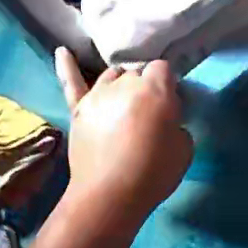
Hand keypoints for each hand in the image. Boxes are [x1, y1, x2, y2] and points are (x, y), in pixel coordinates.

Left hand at [54, 48, 192, 224]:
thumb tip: (167, 119)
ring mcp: (97, 95)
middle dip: (145, 86)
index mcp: (154, 89)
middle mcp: (124, 84)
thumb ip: (177, 124)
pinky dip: (66, 66)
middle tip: (150, 112)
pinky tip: (62, 52)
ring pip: (110, 76)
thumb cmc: (153, 173)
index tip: (172, 104)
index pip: (163, 69)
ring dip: (120, 84)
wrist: (110, 195)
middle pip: (136, 73)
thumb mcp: (185, 148)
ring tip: (125, 102)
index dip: (168, 85)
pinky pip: (71, 82)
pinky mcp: (78, 110)